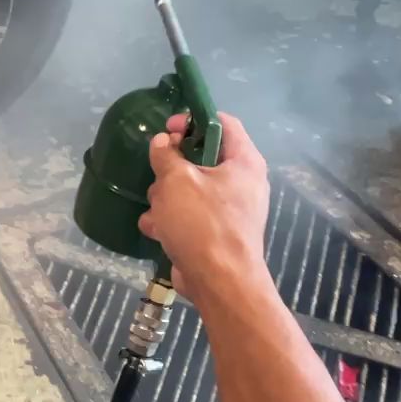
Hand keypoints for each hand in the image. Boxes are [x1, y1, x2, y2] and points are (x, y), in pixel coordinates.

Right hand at [137, 111, 270, 304]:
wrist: (219, 281)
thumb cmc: (203, 223)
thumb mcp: (176, 180)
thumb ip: (166, 155)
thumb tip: (163, 142)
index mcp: (243, 162)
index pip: (223, 123)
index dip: (194, 120)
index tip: (168, 129)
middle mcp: (241, 182)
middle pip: (201, 158)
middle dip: (172, 167)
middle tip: (158, 175)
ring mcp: (228, 209)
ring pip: (188, 188)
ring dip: (165, 197)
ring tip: (157, 211)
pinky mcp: (214, 232)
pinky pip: (187, 214)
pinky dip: (169, 220)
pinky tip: (157, 230)